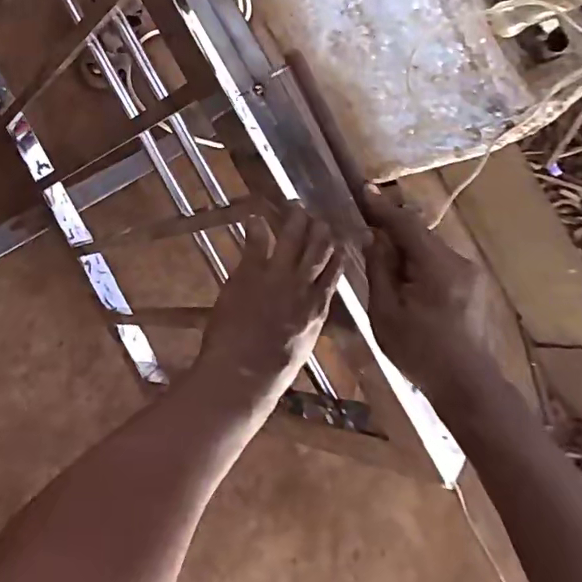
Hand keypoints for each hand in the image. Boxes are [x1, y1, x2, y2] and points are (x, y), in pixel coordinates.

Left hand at [193, 204, 339, 403]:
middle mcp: (302, 288)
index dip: (336, 254)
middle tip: (319, 217)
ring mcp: (277, 277)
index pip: (333, 274)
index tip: (338, 241)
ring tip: (296, 206)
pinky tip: (255, 218)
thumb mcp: (301, 346)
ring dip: (295, 221)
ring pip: (293, 240)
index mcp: (317, 309)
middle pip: (318, 251)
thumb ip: (307, 323)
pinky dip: (256, 228)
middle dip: (320, 230)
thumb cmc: (272, 372)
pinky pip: (256, 243)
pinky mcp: (250, 273)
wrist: (243, 374)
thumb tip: (310, 314)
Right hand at [360, 190, 492, 403]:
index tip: (364, 190)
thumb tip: (374, 238)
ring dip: (409, 253)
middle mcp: (459, 262)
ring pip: (431, 251)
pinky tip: (411, 290)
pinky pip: (442, 265)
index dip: (383, 207)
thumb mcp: (386, 314)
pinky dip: (423, 267)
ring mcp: (472, 275)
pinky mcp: (476, 288)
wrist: (469, 388)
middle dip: (394, 234)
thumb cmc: (421, 353)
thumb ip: (379, 270)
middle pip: (420, 235)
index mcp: (437, 266)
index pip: (406, 223)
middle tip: (368, 240)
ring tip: (389, 275)